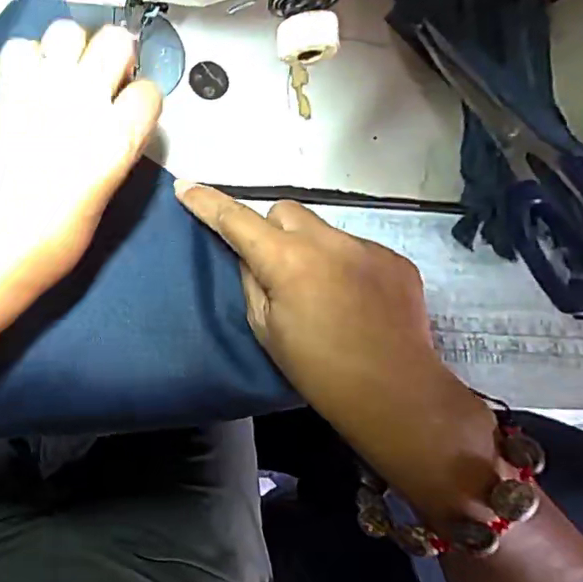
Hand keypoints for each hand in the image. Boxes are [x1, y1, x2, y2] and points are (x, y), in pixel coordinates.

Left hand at [0, 20, 161, 300]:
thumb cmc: (55, 236)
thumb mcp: (105, 192)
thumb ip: (116, 147)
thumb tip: (114, 123)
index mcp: (119, 136)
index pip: (150, 90)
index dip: (138, 100)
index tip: (124, 109)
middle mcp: (86, 101)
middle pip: (116, 39)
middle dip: (112, 56)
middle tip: (96, 79)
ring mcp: (42, 90)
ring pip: (67, 29)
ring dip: (67, 48)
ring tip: (58, 74)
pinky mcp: (4, 90)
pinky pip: (18, 47)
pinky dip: (23, 59)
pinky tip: (23, 83)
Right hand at [173, 186, 499, 524]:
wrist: (396, 395)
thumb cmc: (317, 369)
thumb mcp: (264, 327)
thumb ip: (252, 281)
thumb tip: (252, 257)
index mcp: (287, 261)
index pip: (236, 219)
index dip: (207, 202)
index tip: (186, 186)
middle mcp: (328, 243)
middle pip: (284, 211)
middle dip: (269, 229)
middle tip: (270, 265)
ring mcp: (367, 248)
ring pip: (321, 229)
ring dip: (308, 247)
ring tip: (317, 290)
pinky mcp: (396, 261)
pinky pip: (354, 248)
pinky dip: (341, 264)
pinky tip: (350, 299)